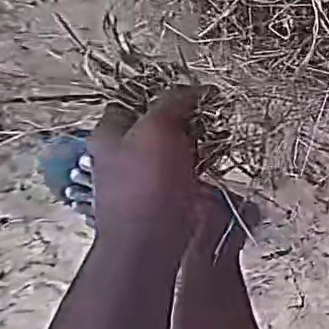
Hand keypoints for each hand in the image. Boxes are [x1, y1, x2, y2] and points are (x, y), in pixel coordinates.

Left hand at [90, 89, 211, 244]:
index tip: (189, 90)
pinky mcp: (168, 189)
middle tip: (209, 112)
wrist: (154, 238)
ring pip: (176, 143)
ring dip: (199, 136)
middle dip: (186, 115)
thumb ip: (172, 102)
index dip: (160, 91)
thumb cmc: (146, 183)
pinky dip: (203, 158)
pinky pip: (187, 164)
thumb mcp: (157, 128)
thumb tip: (193, 90)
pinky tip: (216, 157)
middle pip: (158, 121)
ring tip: (218, 134)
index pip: (133, 99)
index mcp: (110, 133)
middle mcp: (124, 152)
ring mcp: (147, 172)